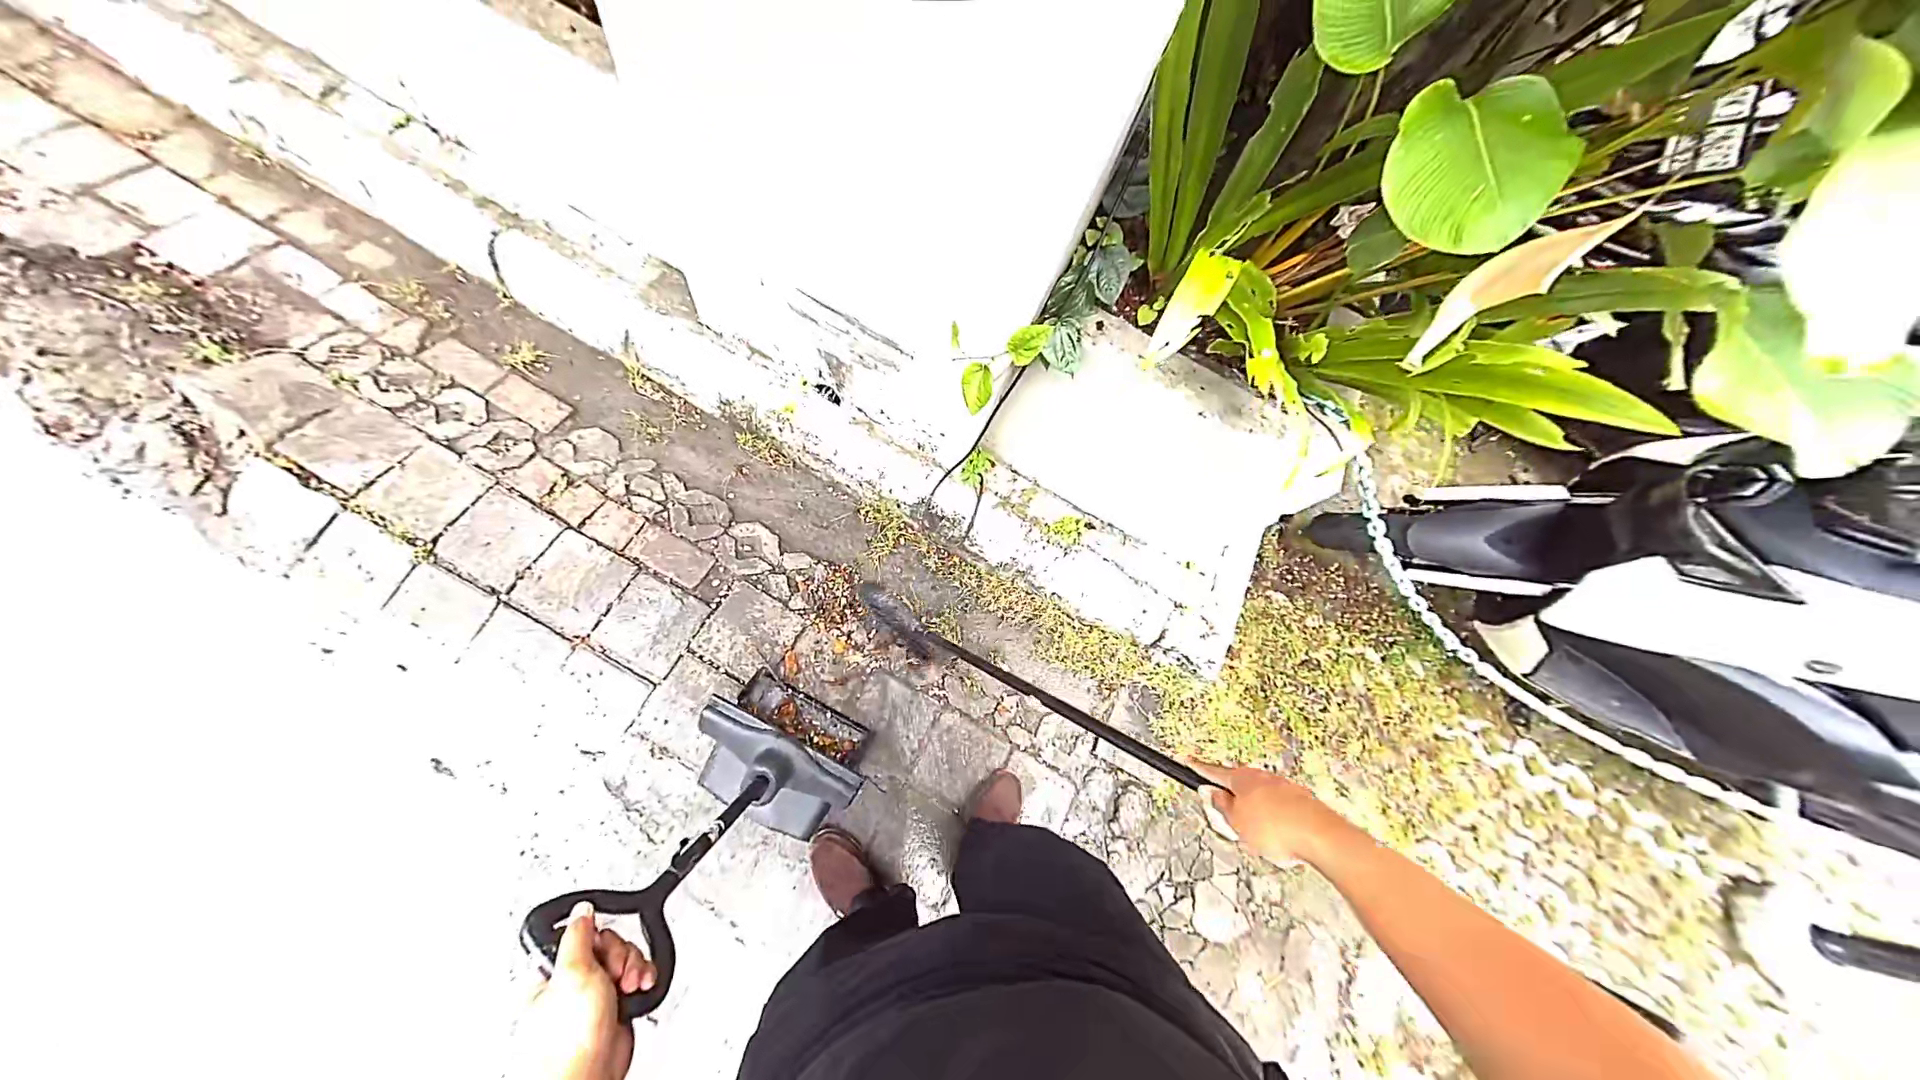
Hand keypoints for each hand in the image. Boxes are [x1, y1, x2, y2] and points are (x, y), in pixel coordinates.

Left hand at [519, 902, 655, 1079]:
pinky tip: (638, 991)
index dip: (599, 936)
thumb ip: (578, 937)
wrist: (588, 1077)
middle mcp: (572, 983)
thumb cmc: (566, 1041)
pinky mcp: (614, 1008)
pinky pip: (635, 981)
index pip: (583, 934)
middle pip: (608, 945)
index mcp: (552, 973)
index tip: (605, 946)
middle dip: (621, 955)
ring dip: (634, 968)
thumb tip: (580, 909)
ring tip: (628, 986)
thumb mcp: (572, 974)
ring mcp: (594, 996)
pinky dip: (643, 982)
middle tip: (615, 973)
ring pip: (625, 961)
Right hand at [1190, 762, 1356, 865]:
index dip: (1198, 768)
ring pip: (1260, 801)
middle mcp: (1264, 778)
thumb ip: (1221, 807)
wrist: (1322, 838)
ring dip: (1255, 816)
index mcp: (1243, 779)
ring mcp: (1285, 788)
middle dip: (1233, 803)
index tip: (1188, 760)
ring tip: (1259, 840)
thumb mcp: (1236, 822)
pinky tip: (1279, 840)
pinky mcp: (1303, 803)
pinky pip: (1280, 811)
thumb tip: (1212, 794)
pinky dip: (1275, 823)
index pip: (1214, 771)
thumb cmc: (1278, 828)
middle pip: (1239, 787)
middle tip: (1229, 821)